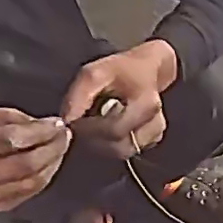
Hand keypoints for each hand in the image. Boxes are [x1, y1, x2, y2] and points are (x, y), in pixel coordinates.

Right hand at [0, 103, 70, 215]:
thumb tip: (38, 121)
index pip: (9, 140)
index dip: (39, 131)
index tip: (57, 122)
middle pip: (26, 163)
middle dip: (53, 147)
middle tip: (66, 134)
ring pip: (32, 180)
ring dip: (54, 162)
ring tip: (62, 146)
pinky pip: (29, 192)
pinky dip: (45, 177)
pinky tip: (52, 163)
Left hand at [60, 40, 177, 159]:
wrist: (146, 71)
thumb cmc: (120, 70)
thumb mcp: (94, 74)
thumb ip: (79, 96)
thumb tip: (67, 121)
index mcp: (146, 106)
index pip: (115, 130)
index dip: (90, 131)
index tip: (74, 123)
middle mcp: (156, 125)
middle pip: (121, 148)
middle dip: (96, 142)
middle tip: (81, 127)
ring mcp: (156, 135)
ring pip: (124, 152)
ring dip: (104, 144)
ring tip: (95, 127)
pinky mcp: (153, 140)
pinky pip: (129, 150)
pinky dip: (114, 144)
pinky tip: (108, 129)